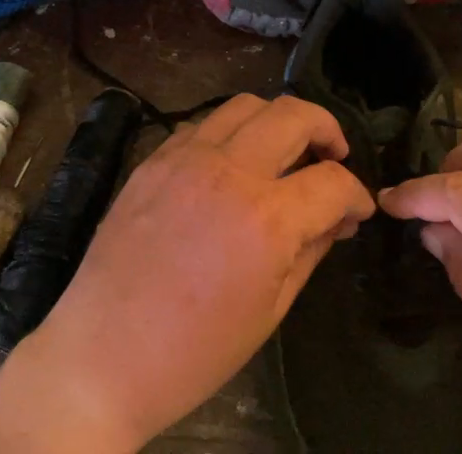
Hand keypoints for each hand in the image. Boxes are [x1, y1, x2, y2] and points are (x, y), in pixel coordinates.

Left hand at [0, 94, 374, 452]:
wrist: (104, 356)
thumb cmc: (195, 351)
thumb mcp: (271, 310)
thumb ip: (311, 250)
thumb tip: (336, 219)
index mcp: (266, 218)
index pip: (333, 181)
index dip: (356, 195)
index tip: (357, 210)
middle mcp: (228, 171)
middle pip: (293, 114)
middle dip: (326, 129)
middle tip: (333, 155)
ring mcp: (184, 158)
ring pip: (245, 105)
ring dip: (277, 121)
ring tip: (284, 151)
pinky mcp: (153, 160)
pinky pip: (202, 125)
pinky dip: (230, 133)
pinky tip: (232, 164)